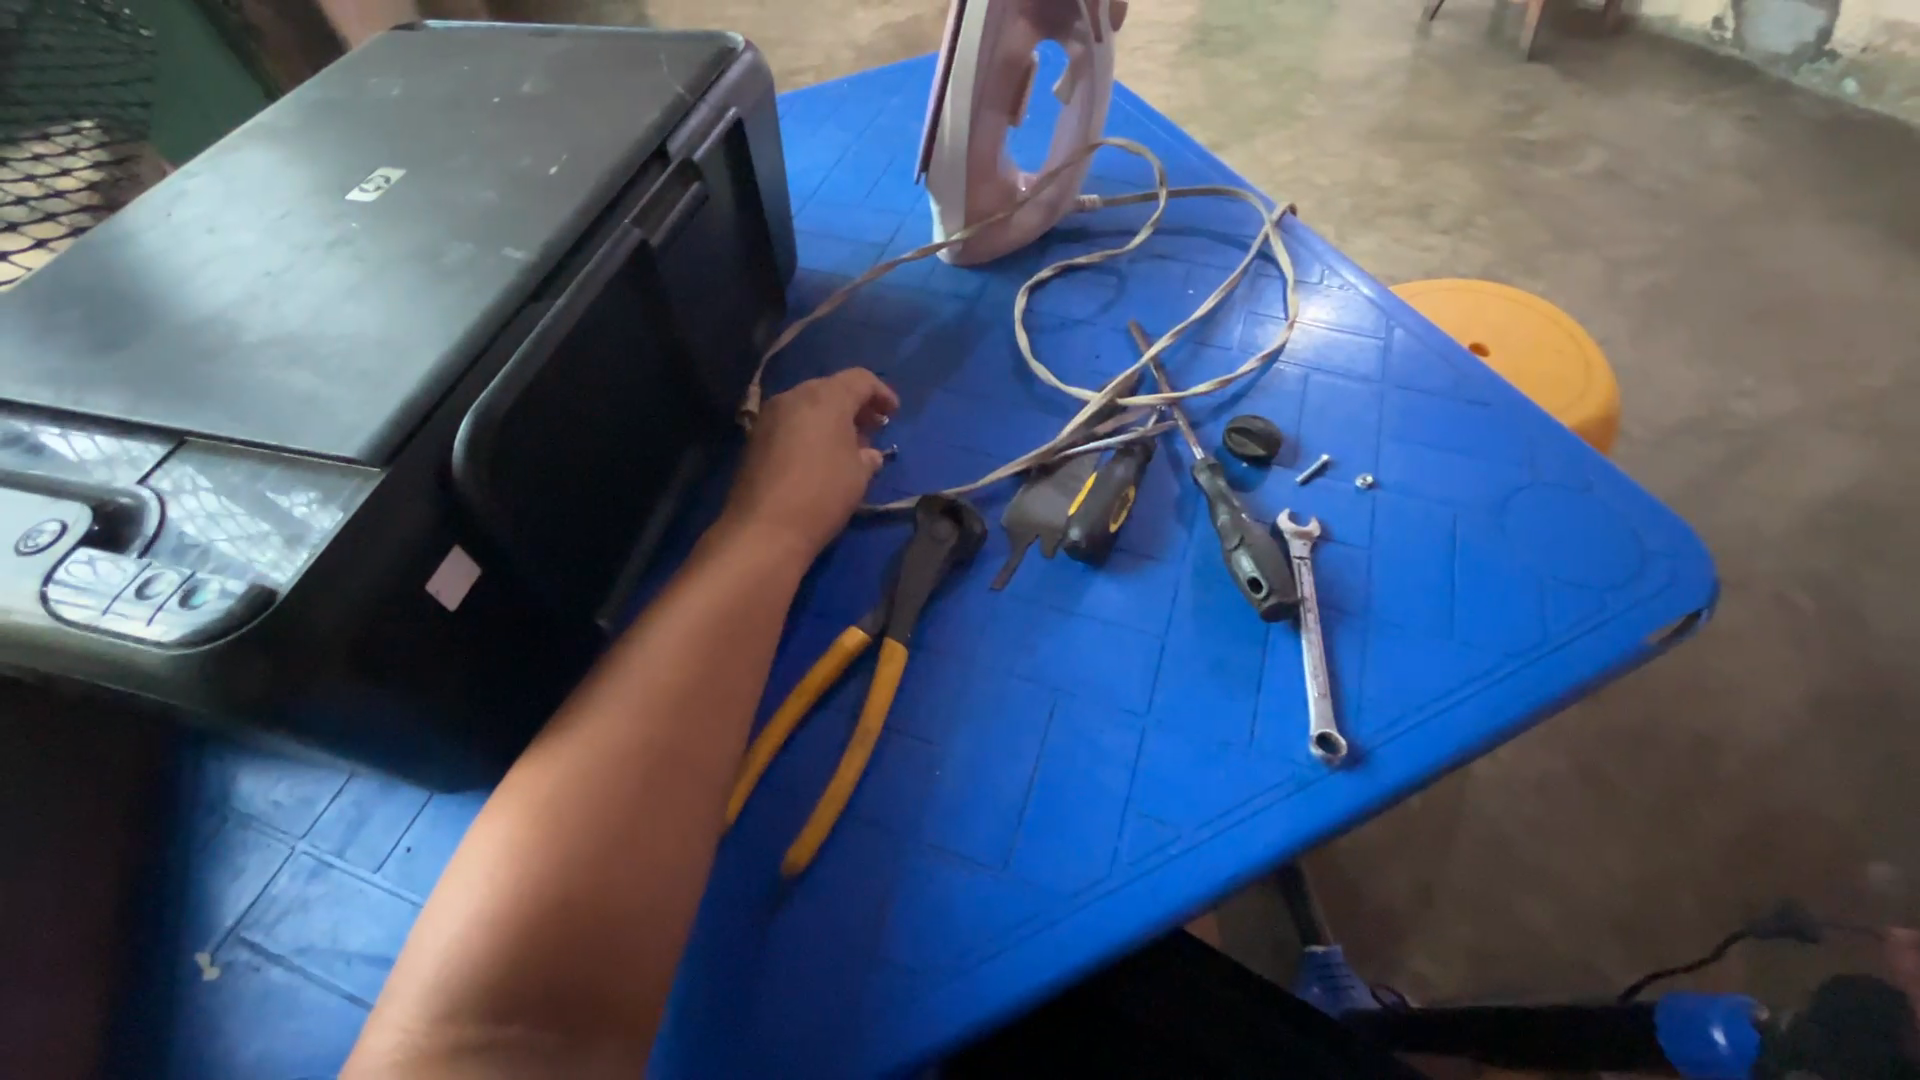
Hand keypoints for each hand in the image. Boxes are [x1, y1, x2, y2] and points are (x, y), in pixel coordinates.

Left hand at [720, 369, 898, 560]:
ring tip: (848, 445)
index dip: (881, 393)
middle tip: (872, 429)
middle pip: (831, 388)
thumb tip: (868, 452)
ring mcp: (770, 416)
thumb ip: (869, 455)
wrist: (764, 529)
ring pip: (808, 405)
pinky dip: (810, 430)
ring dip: (831, 418)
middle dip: (855, 406)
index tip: (893, 414)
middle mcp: (794, 397)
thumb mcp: (859, 475)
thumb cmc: (822, 495)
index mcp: (825, 398)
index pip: (860, 380)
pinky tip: (820, 455)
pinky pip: (791, 422)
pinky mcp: (755, 437)